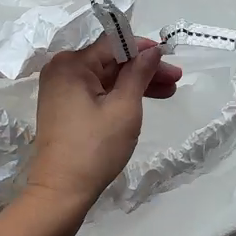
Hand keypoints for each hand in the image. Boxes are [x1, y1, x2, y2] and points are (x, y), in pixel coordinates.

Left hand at [25, 38, 180, 211]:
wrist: (60, 191)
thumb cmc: (95, 148)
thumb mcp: (124, 108)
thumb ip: (138, 74)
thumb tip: (152, 50)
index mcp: (71, 63)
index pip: (113, 43)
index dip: (143, 48)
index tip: (169, 55)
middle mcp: (61, 69)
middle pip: (109, 60)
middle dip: (143, 69)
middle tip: (175, 78)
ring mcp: (60, 88)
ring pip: (104, 77)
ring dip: (134, 83)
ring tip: (168, 91)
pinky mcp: (63, 106)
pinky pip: (95, 91)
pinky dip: (117, 95)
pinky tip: (142, 100)